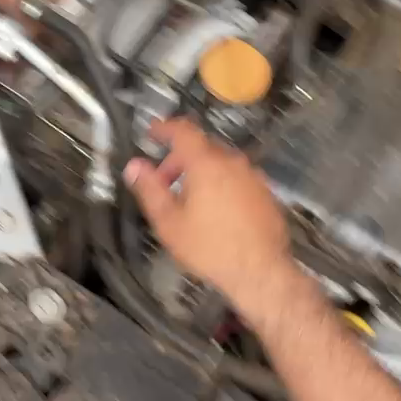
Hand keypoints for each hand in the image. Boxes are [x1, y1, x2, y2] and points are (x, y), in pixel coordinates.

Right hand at [123, 117, 298, 311]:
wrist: (260, 272)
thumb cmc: (209, 248)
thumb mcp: (169, 222)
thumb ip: (149, 189)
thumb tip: (133, 166)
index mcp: (206, 164)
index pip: (183, 131)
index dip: (164, 128)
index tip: (152, 132)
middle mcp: (233, 162)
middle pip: (202, 148)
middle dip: (180, 160)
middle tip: (165, 183)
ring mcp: (253, 177)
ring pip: (222, 164)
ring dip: (202, 174)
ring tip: (190, 202)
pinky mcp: (266, 194)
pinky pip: (238, 180)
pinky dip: (222, 185)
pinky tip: (216, 213)